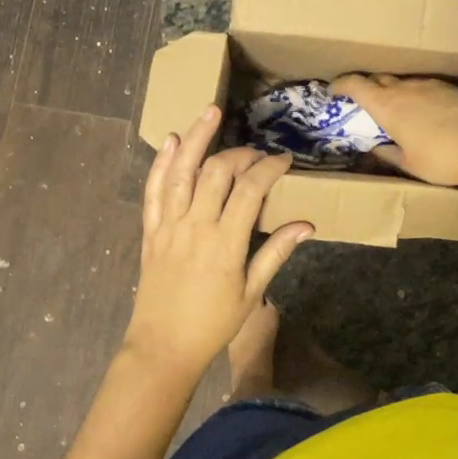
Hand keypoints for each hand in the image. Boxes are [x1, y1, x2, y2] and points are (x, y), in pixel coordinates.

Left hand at [129, 105, 312, 376]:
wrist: (163, 347)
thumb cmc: (213, 325)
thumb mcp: (252, 293)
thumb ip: (276, 253)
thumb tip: (307, 224)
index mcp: (225, 243)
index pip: (249, 190)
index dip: (268, 168)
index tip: (283, 160)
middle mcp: (195, 226)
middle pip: (217, 172)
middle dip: (240, 154)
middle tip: (257, 153)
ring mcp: (168, 226)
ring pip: (181, 172)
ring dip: (196, 138)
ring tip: (211, 111)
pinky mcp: (150, 231)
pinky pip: (153, 190)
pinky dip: (163, 163)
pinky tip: (172, 141)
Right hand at [332, 74, 457, 190]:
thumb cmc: (445, 160)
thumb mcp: (410, 164)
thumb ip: (389, 154)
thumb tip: (376, 148)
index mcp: (388, 105)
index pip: (356, 84)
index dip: (340, 85)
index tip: (332, 90)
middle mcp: (406, 88)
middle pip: (378, 79)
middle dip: (366, 87)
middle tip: (361, 103)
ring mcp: (431, 85)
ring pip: (403, 82)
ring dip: (392, 91)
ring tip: (394, 109)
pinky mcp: (452, 88)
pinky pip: (423, 86)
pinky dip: (414, 95)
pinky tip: (423, 112)